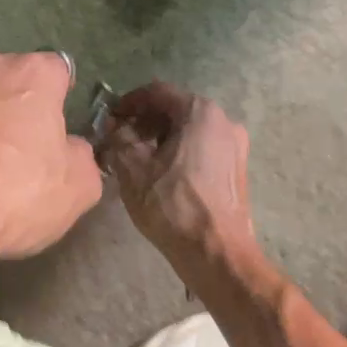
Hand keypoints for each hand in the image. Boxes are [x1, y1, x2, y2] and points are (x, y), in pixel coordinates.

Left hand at [0, 51, 102, 261]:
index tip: (61, 123)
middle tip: (26, 149)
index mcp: (30, 74)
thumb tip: (71, 150)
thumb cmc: (15, 192)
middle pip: (11, 79)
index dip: (62, 95)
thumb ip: (81, 158)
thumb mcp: (77, 187)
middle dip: (18, 105)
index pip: (57, 69)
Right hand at [101, 81, 257, 270]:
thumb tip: (113, 126)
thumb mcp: (132, 167)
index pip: (156, 92)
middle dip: (143, 121)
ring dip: (160, 138)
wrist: (217, 254)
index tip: (109, 118)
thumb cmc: (173, 205)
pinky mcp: (237, 171)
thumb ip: (118, 137)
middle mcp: (223, 121)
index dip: (128, 102)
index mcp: (200, 112)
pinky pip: (201, 149)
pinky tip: (160, 175)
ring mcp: (235, 147)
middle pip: (174, 109)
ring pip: (188, 130)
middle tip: (119, 139)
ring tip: (136, 159)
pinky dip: (178, 152)